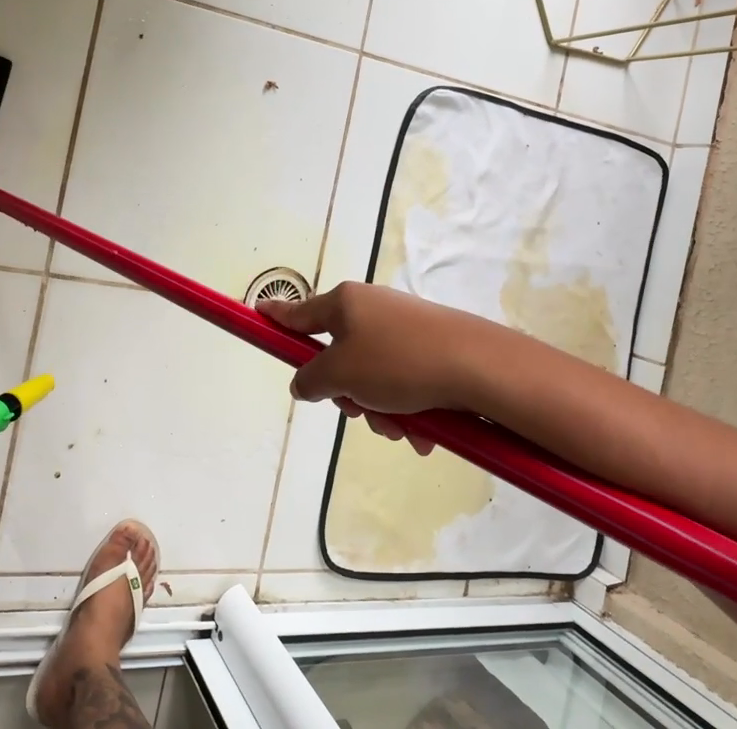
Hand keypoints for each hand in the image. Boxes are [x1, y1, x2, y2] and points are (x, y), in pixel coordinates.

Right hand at [258, 282, 513, 454]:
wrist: (478, 365)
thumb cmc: (398, 362)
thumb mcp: (340, 374)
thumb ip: (310, 379)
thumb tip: (305, 383)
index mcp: (345, 304)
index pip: (298, 313)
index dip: (275, 319)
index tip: (257, 315)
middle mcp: (373, 309)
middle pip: (339, 356)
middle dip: (347, 393)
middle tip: (360, 411)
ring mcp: (405, 327)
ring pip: (373, 376)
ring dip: (380, 409)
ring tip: (400, 429)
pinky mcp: (433, 346)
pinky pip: (404, 382)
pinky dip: (408, 408)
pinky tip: (423, 432)